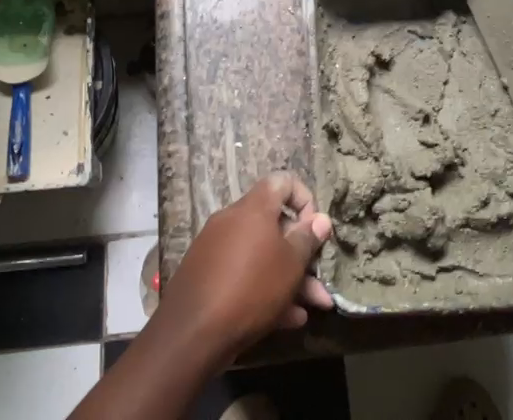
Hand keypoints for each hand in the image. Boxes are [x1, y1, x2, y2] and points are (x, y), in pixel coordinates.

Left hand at [151, 172, 333, 362]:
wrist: (192, 331)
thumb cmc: (251, 288)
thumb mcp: (290, 264)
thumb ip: (307, 239)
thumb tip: (320, 219)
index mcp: (253, 208)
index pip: (282, 181)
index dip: (305, 199)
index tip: (314, 229)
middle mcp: (232, 220)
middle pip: (274, 225)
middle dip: (301, 254)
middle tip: (320, 279)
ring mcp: (217, 248)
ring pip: (261, 255)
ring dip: (289, 278)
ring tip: (313, 307)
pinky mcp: (208, 275)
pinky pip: (244, 274)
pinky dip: (266, 289)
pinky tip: (288, 319)